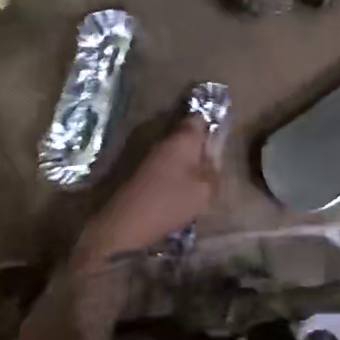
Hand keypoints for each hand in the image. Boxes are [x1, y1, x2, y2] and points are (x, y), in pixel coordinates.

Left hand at [77, 119, 219, 261]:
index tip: (216, 141)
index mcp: (182, 138)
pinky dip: (166, 169)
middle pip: (183, 132)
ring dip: (180, 158)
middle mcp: (162, 138)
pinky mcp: (132, 167)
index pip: (199, 118)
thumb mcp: (204, 190)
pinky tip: (171, 187)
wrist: (123, 222)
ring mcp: (144, 151)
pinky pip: (157, 161)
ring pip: (169, 148)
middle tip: (206, 164)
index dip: (209, 126)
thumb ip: (213, 168)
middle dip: (195, 144)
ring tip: (189, 179)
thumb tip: (213, 155)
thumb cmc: (169, 202)